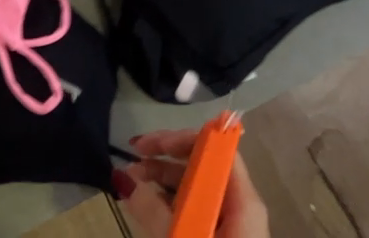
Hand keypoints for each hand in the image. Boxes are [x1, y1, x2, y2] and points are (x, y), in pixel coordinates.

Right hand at [115, 129, 269, 237]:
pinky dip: (167, 203)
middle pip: (204, 166)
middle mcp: (240, 211)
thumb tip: (125, 179)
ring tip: (130, 187)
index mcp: (244, 205)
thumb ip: (153, 211)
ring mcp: (229, 229)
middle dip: (163, 159)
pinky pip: (193, 212)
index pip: (219, 151)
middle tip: (129, 163)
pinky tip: (146, 210)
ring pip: (195, 189)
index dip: (181, 139)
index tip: (144, 145)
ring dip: (160, 180)